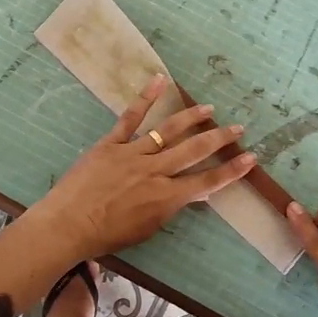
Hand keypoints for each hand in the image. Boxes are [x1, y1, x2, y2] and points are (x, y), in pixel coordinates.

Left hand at [29, 75, 255, 258]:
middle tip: (238, 127)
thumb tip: (190, 192)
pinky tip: (161, 80)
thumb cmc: (106, 236)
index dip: (231, 170)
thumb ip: (169, 208)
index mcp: (165, 198)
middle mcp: (155, 172)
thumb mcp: (147, 229)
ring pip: (168, 131)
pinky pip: (131, 118)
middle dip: (219, 139)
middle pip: (194, 151)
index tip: (250, 158)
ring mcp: (133, 154)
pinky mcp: (111, 143)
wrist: (67, 226)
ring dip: (192, 118)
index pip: (207, 182)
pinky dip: (146, 98)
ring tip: (209, 108)